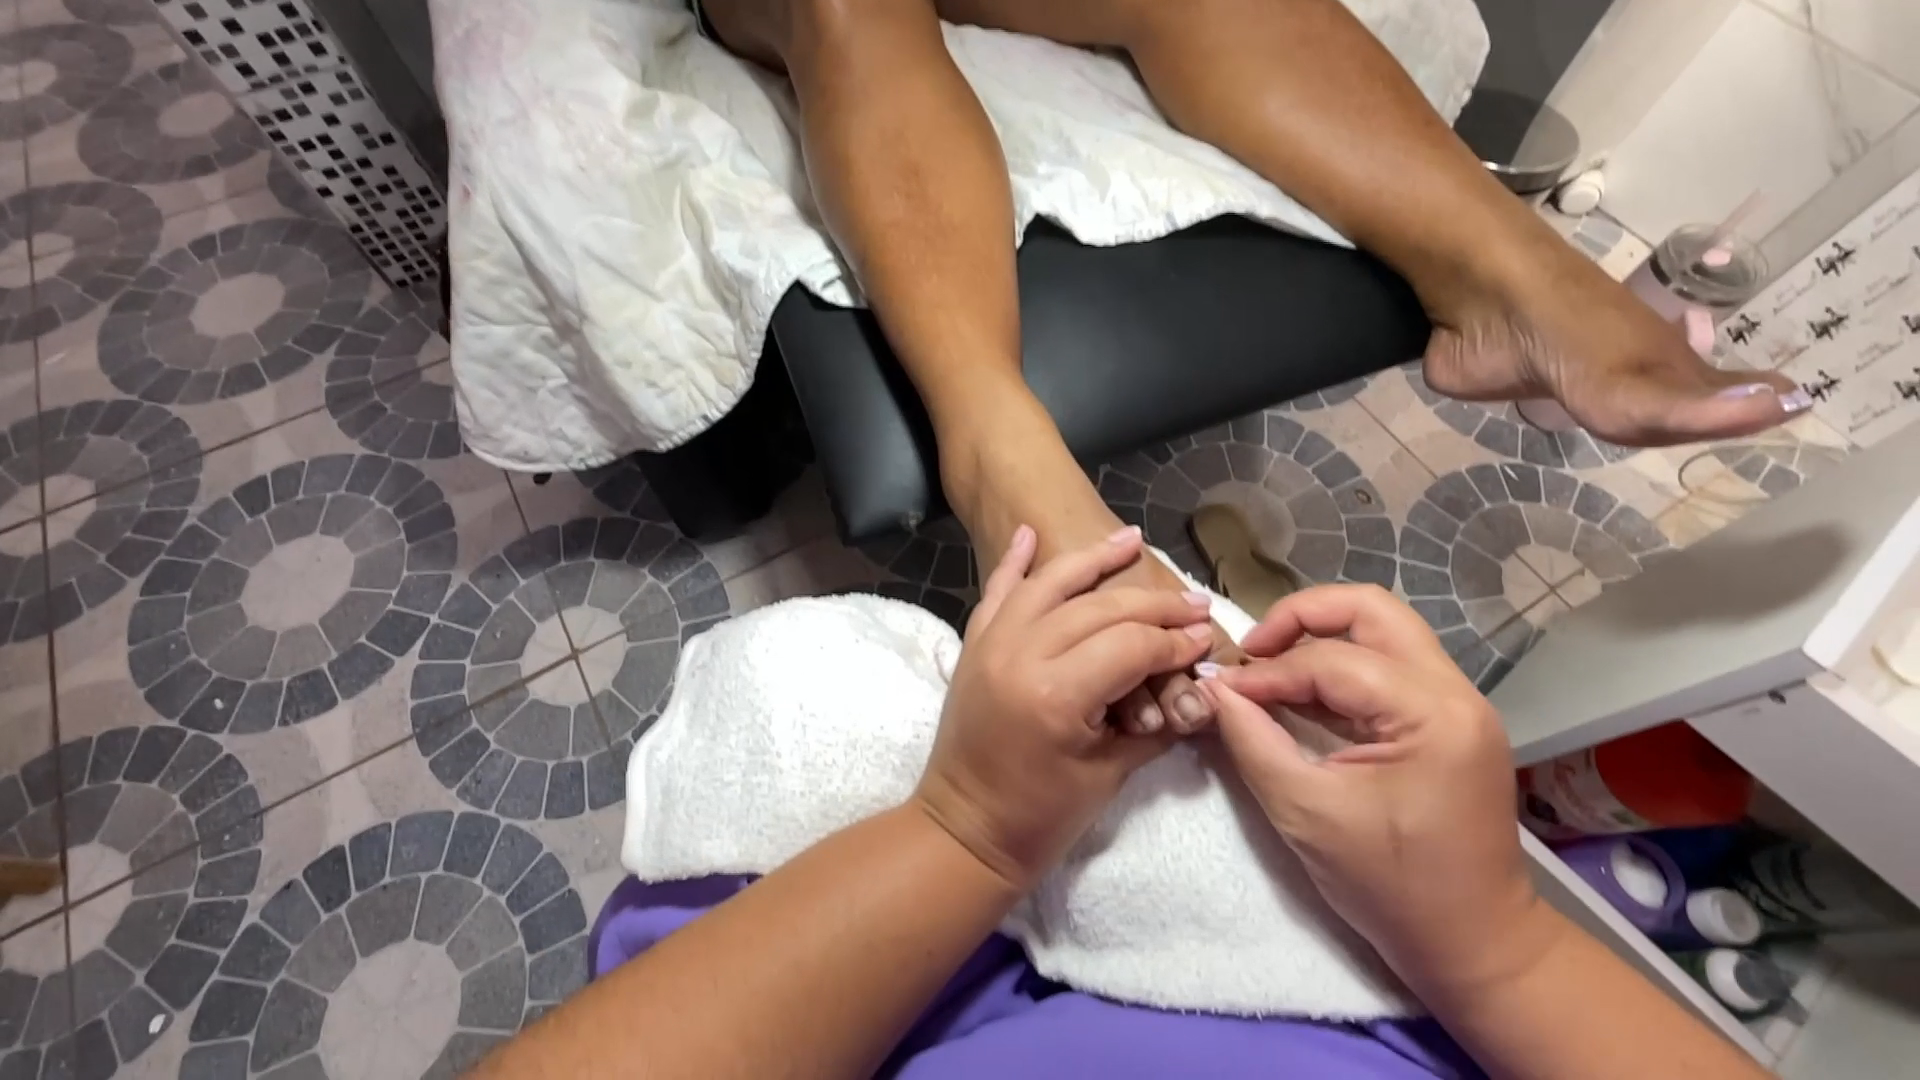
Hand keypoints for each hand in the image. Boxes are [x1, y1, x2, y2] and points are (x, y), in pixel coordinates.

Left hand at [913, 524, 1214, 889]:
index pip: (1131, 646)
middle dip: (1152, 605)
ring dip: (1091, 559)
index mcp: (1056, 695)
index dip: (1174, 641)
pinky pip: (997, 593)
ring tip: (1131, 538)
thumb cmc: (1040, 818)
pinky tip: (1030, 532)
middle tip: (1193, 602)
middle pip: (1099, 609)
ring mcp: (991, 645)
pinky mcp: (974, 646)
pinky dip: (1013, 562)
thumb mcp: (1109, 774)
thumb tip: (1200, 687)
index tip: (1205, 638)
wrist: (963, 829)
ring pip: (1049, 585)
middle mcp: (1020, 654)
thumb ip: (1157, 724)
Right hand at [1202, 585, 1552, 993]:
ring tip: (1270, 665)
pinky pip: (1387, 665)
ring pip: (1382, 629)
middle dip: (1301, 616)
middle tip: (1254, 650)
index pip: (1331, 661)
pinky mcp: (1447, 719)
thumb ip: (1252, 739)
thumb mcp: (1304, 812)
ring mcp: (1458, 702)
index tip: (1220, 690)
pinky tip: (1300, 691)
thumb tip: (1212, 688)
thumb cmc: (1390, 886)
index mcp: (1432, 714)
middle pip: (1370, 609)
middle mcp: (1454, 692)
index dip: (1266, 671)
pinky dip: (1338, 666)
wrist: (1474, 943)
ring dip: (1320, 635)